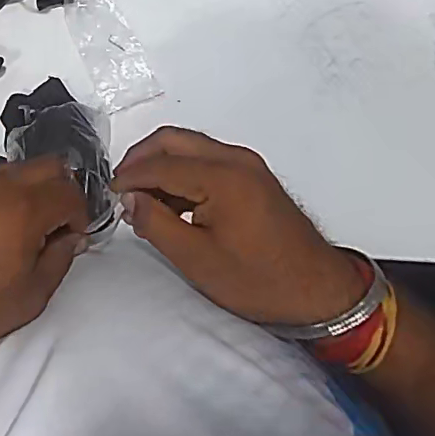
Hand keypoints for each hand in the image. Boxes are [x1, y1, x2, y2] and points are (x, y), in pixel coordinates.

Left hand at [0, 156, 90, 371]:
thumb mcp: (33, 294)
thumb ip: (61, 258)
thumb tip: (70, 240)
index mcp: (24, 208)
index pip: (71, 191)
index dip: (82, 214)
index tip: (76, 232)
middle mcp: (0, 186)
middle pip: (52, 164)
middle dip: (64, 191)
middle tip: (62, 222)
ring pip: (23, 166)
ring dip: (37, 188)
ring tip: (32, 226)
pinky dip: (10, 191)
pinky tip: (4, 225)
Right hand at [111, 126, 365, 326]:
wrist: (324, 294)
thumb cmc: (261, 282)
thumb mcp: (199, 261)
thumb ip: (156, 224)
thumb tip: (129, 199)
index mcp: (222, 177)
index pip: (160, 165)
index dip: (129, 177)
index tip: (110, 194)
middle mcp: (234, 158)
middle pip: (172, 140)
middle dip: (141, 158)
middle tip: (122, 186)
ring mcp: (246, 163)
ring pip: (188, 145)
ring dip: (160, 163)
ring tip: (143, 197)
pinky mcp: (251, 173)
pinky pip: (204, 157)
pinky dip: (181, 170)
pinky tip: (172, 199)